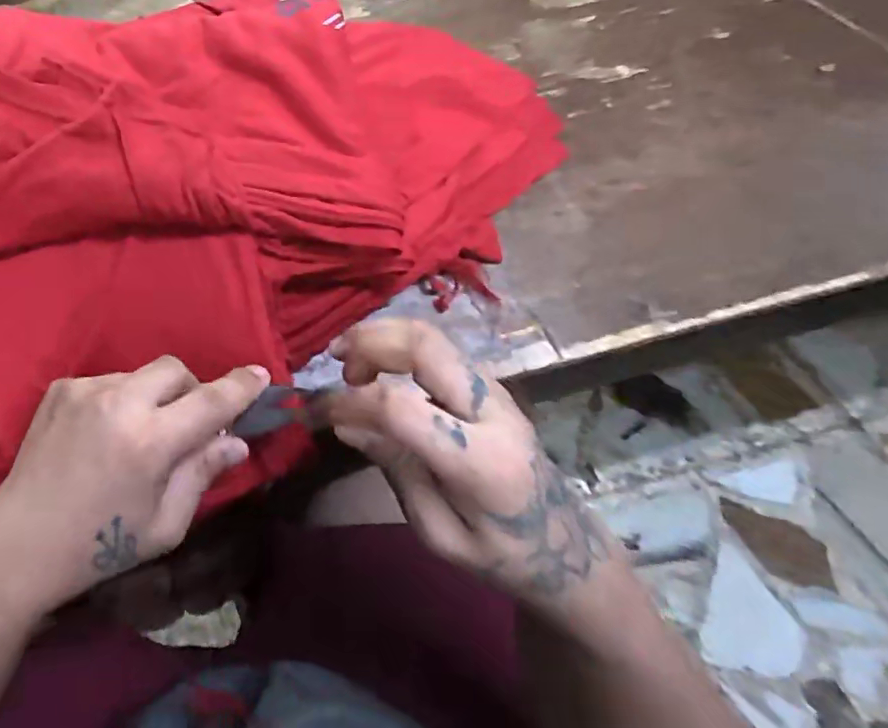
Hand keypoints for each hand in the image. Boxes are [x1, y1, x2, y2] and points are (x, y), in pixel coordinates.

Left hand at [0, 358, 268, 620]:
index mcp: (150, 440)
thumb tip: (235, 440)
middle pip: (173, 369)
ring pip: (138, 375)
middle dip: (191, 389)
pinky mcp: (61, 387)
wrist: (25, 537)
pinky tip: (102, 436)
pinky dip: (118, 400)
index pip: (210, 400)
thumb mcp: (165, 524)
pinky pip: (106, 382)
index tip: (260, 374)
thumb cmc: (102, 545)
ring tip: (135, 437)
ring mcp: (85, 389)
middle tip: (188, 423)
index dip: (240, 386)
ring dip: (151, 397)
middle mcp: (118, 401)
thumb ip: (201, 474)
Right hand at [322, 319, 623, 615]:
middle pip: (423, 345)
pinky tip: (372, 367)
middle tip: (335, 361)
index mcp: (482, 461)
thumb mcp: (439, 533)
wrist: (570, 549)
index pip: (400, 408)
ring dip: (378, 337)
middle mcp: (492, 412)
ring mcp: (494, 391)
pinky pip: (434, 346)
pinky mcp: (487, 384)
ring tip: (348, 364)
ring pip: (429, 335)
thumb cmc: (502, 553)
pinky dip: (394, 344)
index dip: (348, 401)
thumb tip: (344, 423)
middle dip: (367, 341)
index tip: (317, 411)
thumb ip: (395, 470)